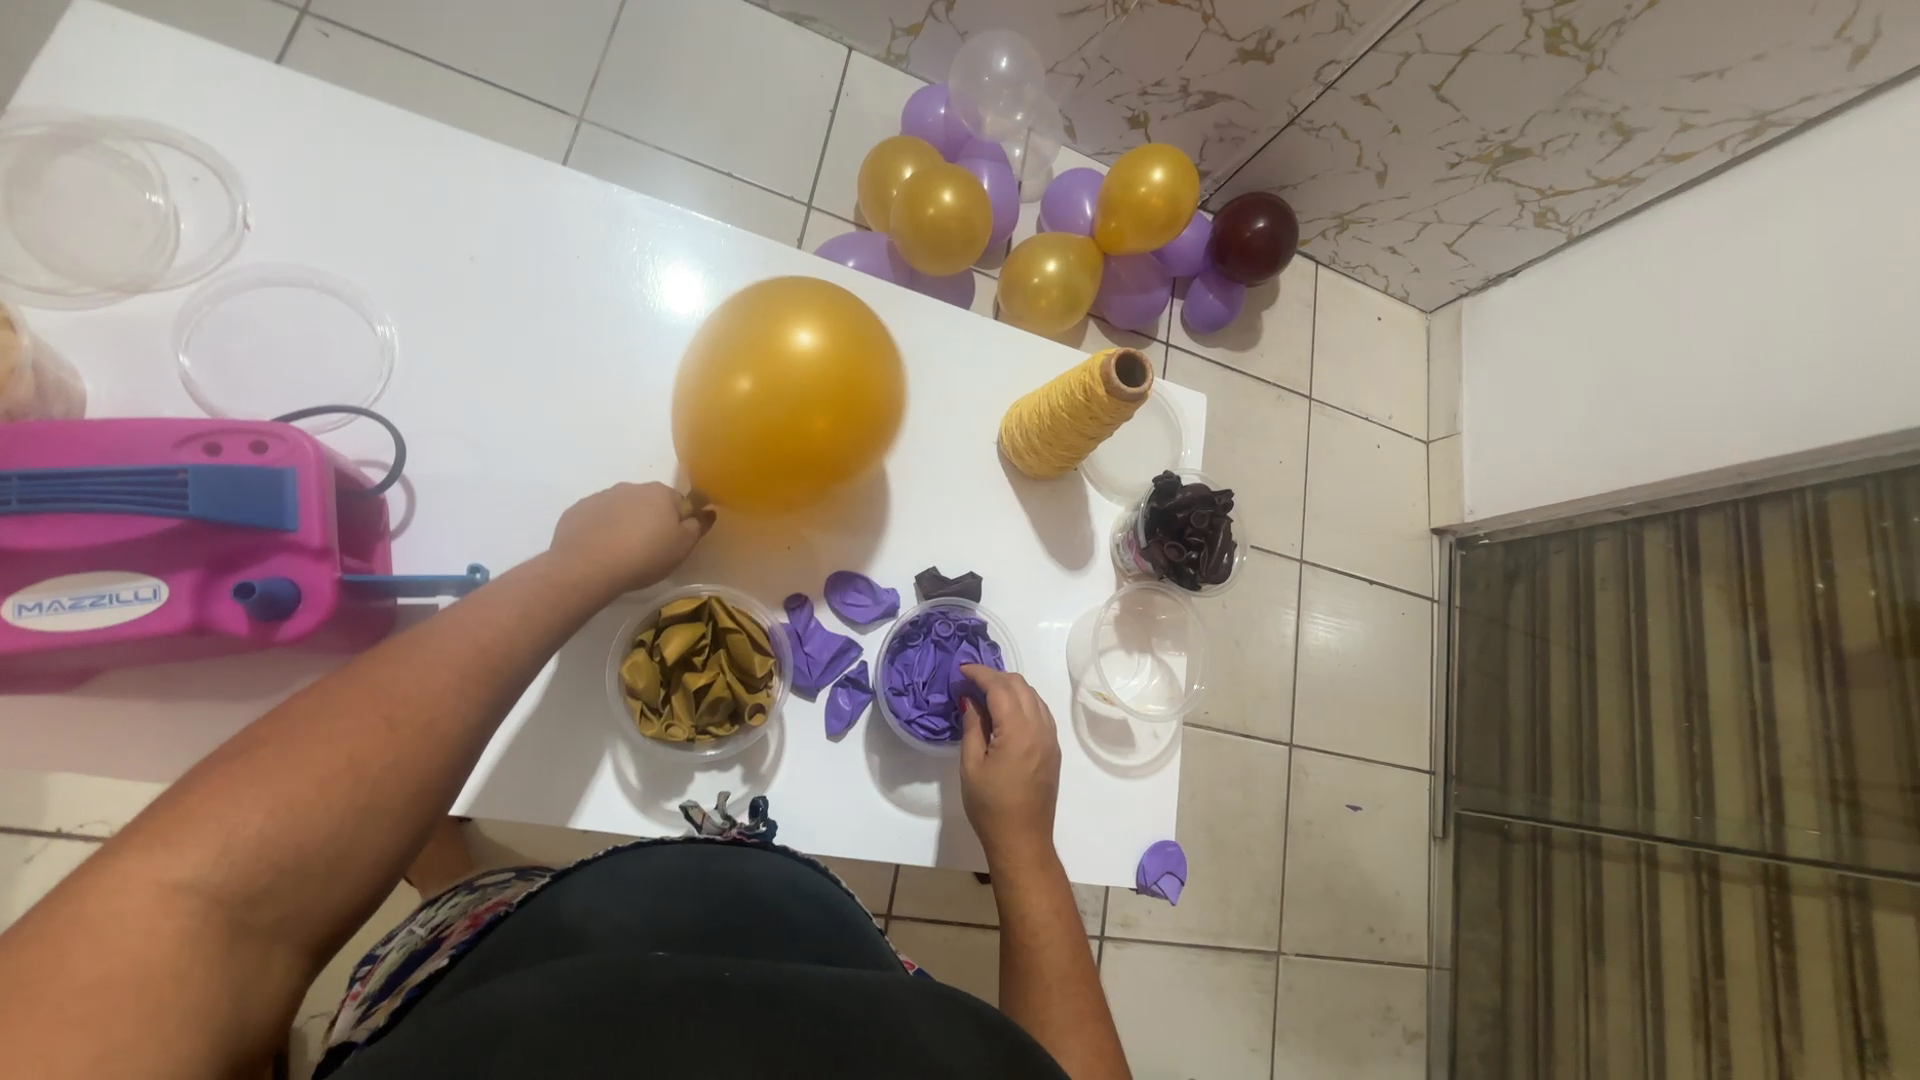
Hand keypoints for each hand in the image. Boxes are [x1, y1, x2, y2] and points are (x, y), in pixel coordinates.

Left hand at [549, 482, 711, 596]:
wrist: (587, 567)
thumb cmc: (644, 556)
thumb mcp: (683, 547)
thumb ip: (698, 526)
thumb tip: (708, 511)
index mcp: (660, 492)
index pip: (679, 502)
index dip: (679, 522)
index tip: (673, 542)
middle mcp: (631, 487)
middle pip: (649, 503)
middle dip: (650, 520)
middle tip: (649, 550)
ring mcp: (600, 497)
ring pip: (621, 509)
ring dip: (625, 524)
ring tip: (622, 553)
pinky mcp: (576, 511)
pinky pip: (596, 519)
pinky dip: (601, 530)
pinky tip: (600, 551)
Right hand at [958, 665, 1061, 867]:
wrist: (1022, 839)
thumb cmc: (990, 806)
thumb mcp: (971, 765)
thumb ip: (972, 727)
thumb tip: (970, 699)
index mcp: (1018, 730)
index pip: (1001, 687)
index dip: (980, 674)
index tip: (962, 670)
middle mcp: (1040, 728)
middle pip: (1020, 686)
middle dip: (995, 676)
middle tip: (970, 681)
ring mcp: (1050, 738)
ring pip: (1033, 696)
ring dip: (1011, 687)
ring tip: (985, 693)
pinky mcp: (1053, 749)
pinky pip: (1040, 712)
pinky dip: (1023, 702)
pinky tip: (1006, 711)